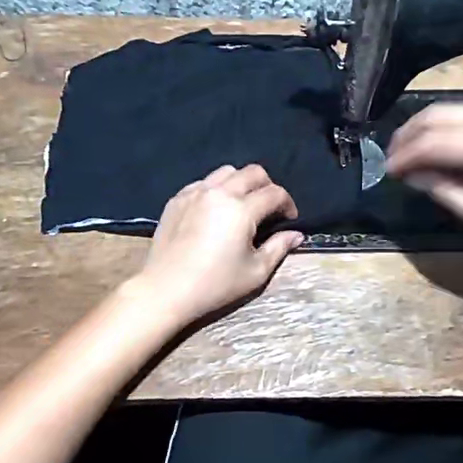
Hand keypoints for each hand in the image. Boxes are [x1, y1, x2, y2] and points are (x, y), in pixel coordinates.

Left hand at [121, 165, 304, 325]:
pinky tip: (216, 209)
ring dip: (241, 183)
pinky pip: (203, 183)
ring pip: (226, 172)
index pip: (274, 194)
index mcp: (241, 209)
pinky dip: (216, 189)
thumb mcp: (255, 272)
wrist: (166, 289)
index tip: (289, 219)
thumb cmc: (215, 285)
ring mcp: (195, 193)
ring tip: (242, 204)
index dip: (288, 204)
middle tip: (269, 208)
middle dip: (267, 187)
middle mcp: (219, 193)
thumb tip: (296, 235)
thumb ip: (278, 248)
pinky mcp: (177, 199)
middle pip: (252, 173)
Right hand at [385, 104, 462, 259]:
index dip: (404, 154)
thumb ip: (448, 192)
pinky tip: (449, 149)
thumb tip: (416, 177)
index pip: (433, 140)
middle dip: (412, 132)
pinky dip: (457, 128)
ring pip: (461, 109)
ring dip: (433, 128)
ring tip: (415, 152)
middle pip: (442, 112)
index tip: (387, 170)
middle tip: (393, 154)